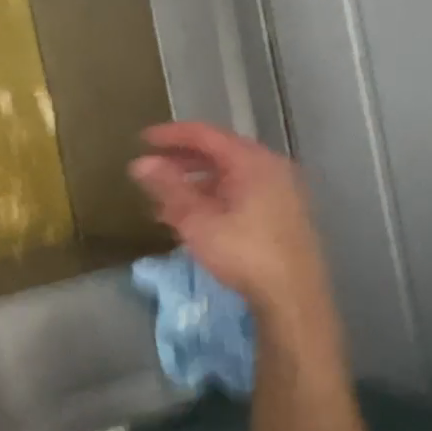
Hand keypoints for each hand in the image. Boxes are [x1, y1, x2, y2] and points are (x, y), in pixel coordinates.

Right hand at [129, 122, 333, 329]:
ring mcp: (280, 191)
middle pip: (219, 153)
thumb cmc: (243, 252)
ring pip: (229, 175)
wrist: (291, 295)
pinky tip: (194, 218)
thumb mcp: (197, 220)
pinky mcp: (282, 214)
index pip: (206, 135)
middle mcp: (270, 168)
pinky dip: (213, 197)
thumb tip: (140, 163)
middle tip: (152, 170)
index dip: (171, 135)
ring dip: (195, 182)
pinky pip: (240, 192)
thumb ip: (168, 188)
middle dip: (182, 161)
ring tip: (165, 200)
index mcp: (252, 161)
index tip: (142, 139)